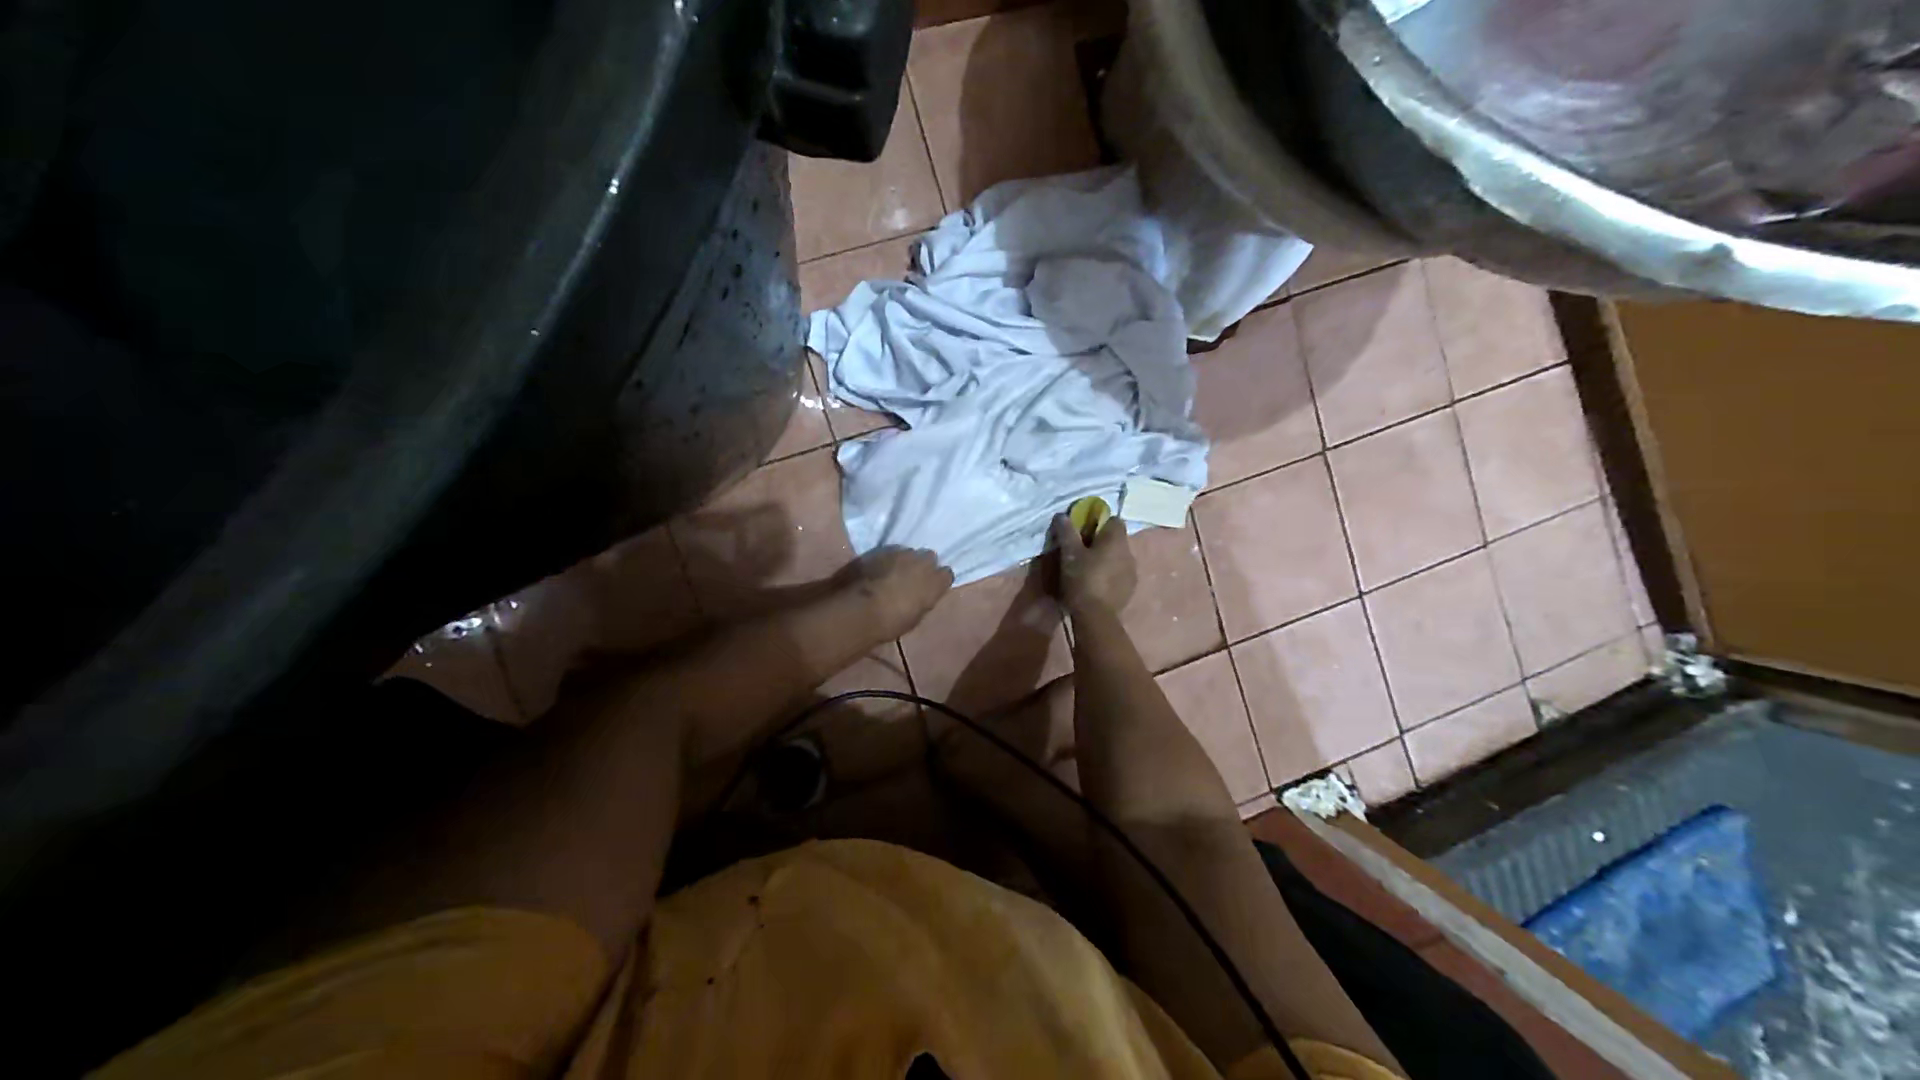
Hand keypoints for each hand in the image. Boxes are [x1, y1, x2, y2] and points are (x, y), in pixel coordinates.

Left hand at [838, 547, 953, 638]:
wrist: (859, 610)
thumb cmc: (891, 622)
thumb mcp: (915, 617)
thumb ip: (923, 600)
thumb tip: (922, 596)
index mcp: (935, 581)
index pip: (946, 574)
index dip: (938, 580)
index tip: (931, 588)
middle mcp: (922, 561)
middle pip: (929, 557)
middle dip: (922, 565)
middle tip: (912, 578)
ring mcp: (901, 552)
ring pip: (908, 552)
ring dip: (904, 561)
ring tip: (893, 572)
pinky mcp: (880, 549)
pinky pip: (889, 552)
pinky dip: (886, 559)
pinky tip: (877, 569)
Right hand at [1050, 513, 1135, 616]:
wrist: (1096, 616)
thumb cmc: (1082, 579)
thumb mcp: (1069, 553)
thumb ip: (1066, 532)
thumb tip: (1062, 515)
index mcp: (1116, 540)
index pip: (1114, 520)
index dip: (1099, 523)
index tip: (1084, 532)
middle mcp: (1129, 552)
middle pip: (1117, 539)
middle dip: (1102, 542)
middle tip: (1082, 551)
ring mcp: (1132, 572)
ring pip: (1119, 557)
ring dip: (1107, 560)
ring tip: (1088, 569)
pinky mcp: (1130, 589)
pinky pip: (1120, 574)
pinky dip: (1111, 575)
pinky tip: (1097, 584)